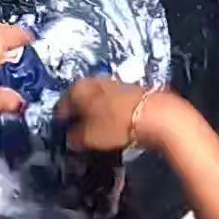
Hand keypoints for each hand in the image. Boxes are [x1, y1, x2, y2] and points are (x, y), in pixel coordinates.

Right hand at [58, 78, 186, 149]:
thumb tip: (71, 138)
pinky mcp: (131, 88)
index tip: (64, 132)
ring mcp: (113, 82)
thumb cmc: (115, 124)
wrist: (156, 114)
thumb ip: (76, 138)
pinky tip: (115, 122)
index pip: (62, 104)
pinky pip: (113, 100)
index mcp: (79, 88)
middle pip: (81, 98)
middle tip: (80, 130)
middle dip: (79, 113)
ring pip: (98, 98)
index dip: (62, 119)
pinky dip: (110, 110)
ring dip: (96, 110)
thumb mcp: (90, 137)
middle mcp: (94, 80)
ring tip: (98, 128)